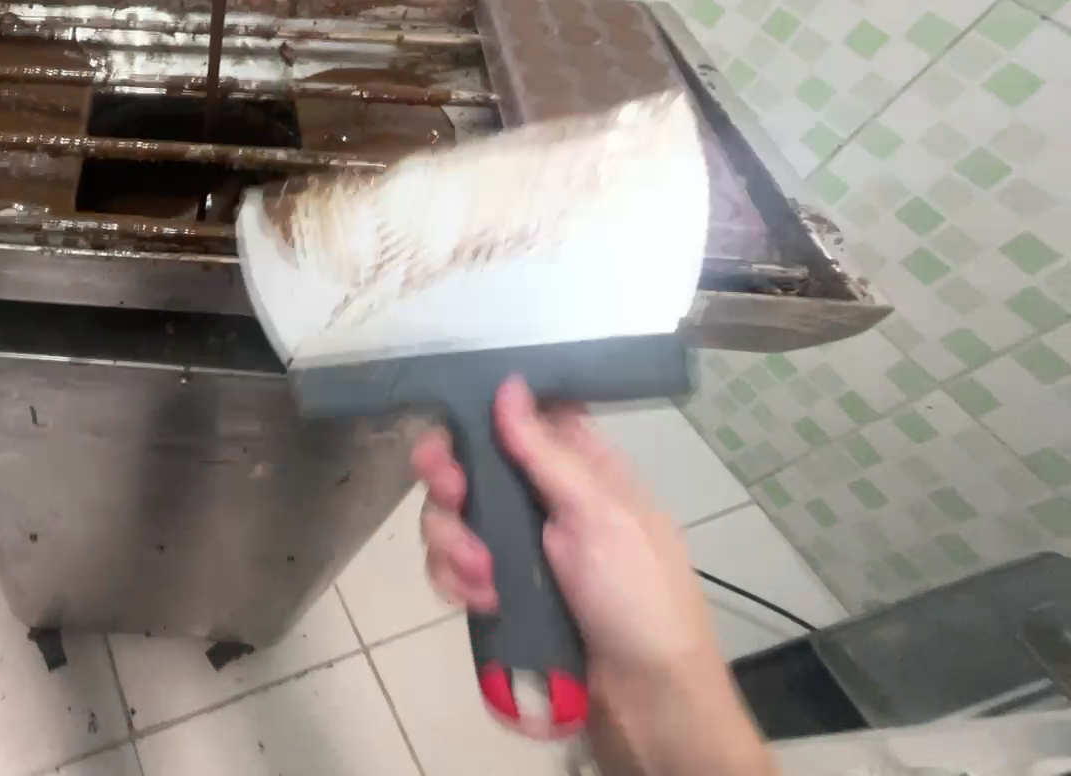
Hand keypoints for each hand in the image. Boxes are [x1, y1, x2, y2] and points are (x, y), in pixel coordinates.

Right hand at [412, 376, 718, 687]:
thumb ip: (547, 453)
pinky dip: (453, 578)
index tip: (454, 424)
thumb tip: (508, 382)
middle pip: (464, 460)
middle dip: (447, 478)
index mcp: (574, 468)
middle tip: (453, 494)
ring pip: (446, 511)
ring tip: (484, 580)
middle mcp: (533, 495)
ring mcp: (508, 539)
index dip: (477, 412)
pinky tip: (481, 600)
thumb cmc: (640, 599)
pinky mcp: (489, 580)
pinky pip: (445, 560)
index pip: (514, 416)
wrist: (644, 705)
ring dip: (453, 542)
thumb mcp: (602, 517)